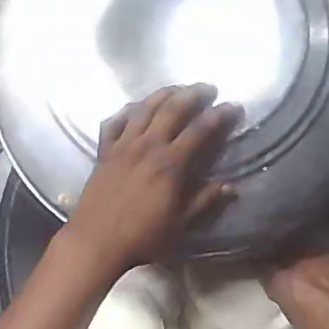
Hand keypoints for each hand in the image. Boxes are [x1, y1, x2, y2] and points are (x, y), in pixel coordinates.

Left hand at [58, 84, 239, 275]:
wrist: (95, 240)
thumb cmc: (142, 236)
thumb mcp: (180, 224)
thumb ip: (204, 202)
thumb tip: (230, 187)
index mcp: (169, 163)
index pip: (200, 130)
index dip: (219, 115)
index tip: (233, 106)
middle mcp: (146, 146)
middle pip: (171, 109)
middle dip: (192, 94)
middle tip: (207, 88)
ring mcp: (122, 146)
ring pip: (143, 109)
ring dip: (161, 95)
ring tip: (176, 89)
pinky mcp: (103, 152)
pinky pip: (114, 123)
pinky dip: (126, 111)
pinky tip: (134, 108)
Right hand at [265, 251, 328, 328]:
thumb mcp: (297, 327)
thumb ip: (287, 304)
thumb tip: (288, 297)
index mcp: (284, 281)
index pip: (262, 269)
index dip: (264, 273)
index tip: (266, 278)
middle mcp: (301, 262)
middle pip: (284, 256)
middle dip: (283, 264)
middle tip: (286, 275)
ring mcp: (325, 256)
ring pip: (306, 252)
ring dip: (304, 262)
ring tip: (309, 273)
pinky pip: (328, 256)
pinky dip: (326, 264)